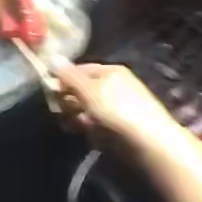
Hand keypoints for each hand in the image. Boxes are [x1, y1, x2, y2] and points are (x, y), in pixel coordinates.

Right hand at [50, 64, 183, 151]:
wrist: (150, 144)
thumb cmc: (118, 112)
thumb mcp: (90, 91)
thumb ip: (70, 77)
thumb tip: (53, 57)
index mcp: (110, 71)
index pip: (79, 70)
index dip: (63, 81)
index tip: (51, 95)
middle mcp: (113, 86)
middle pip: (80, 91)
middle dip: (69, 103)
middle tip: (66, 115)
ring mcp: (115, 107)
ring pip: (85, 110)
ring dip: (77, 119)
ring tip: (82, 127)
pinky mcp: (117, 128)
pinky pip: (95, 125)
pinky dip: (90, 130)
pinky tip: (93, 137)